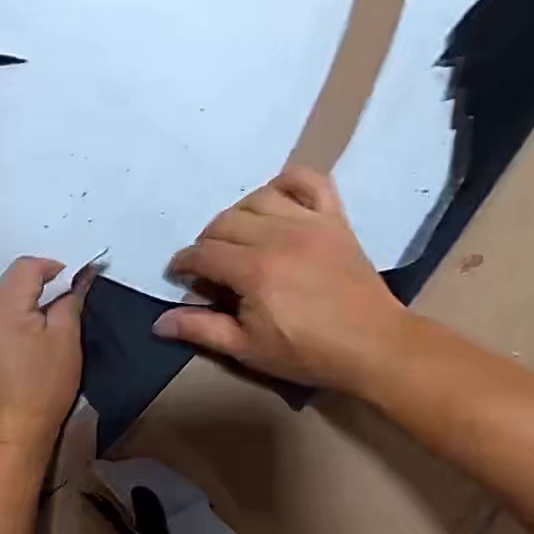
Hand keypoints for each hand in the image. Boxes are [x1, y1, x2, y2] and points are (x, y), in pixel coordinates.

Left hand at [0, 256, 85, 448]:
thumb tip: (77, 281)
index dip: (52, 268)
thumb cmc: (44, 388)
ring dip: (22, 307)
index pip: (25, 267)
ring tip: (42, 331)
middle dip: (37, 290)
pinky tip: (23, 345)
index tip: (72, 282)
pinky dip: (8, 322)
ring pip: (0, 301)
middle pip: (10, 284)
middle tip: (61, 311)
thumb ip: (70, 302)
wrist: (12, 432)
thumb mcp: (66, 341)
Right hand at [154, 166, 408, 389]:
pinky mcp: (334, 218)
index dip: (184, 264)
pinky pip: (308, 180)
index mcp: (254, 270)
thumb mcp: (248, 349)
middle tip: (211, 267)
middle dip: (207, 243)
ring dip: (239, 215)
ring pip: (257, 198)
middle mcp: (278, 236)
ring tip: (240, 238)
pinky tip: (277, 200)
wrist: (373, 346)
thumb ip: (202, 330)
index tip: (180, 275)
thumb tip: (159, 322)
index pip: (203, 253)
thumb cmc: (308, 353)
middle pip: (224, 222)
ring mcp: (309, 222)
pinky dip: (288, 182)